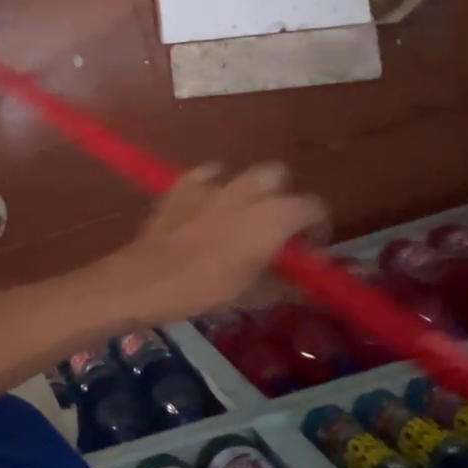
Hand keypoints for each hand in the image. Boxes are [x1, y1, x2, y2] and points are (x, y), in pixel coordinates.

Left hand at [82, 163, 326, 327]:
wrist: (149, 276)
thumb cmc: (207, 288)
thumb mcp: (256, 293)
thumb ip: (288, 281)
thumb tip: (306, 280)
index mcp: (273, 217)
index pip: (312, 206)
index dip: (317, 224)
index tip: (309, 246)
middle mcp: (246, 191)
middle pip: (278, 176)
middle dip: (283, 195)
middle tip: (277, 224)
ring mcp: (211, 183)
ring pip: (243, 173)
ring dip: (250, 190)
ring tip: (242, 215)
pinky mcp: (182, 183)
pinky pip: (208, 173)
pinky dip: (215, 184)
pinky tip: (209, 204)